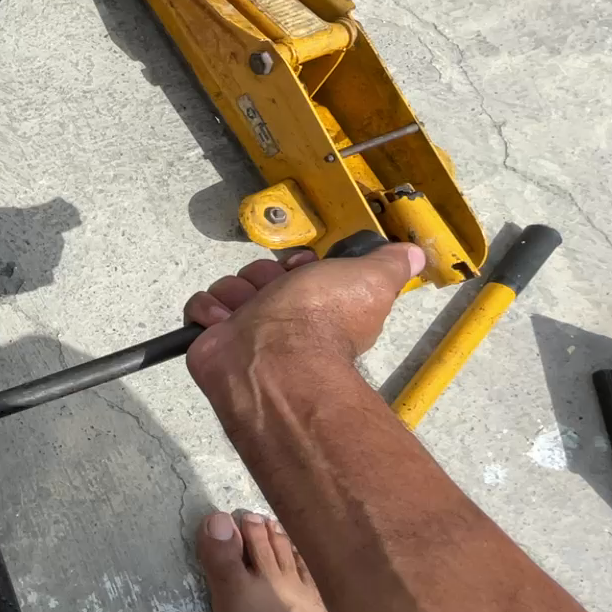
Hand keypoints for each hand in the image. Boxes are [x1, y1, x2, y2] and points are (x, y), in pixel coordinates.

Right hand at [182, 243, 425, 397]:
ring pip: (226, 287)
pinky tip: (223, 324)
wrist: (272, 358)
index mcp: (314, 302)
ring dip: (233, 295)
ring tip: (245, 317)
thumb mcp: (370, 280)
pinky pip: (199, 307)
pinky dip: (208, 312)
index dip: (294, 264)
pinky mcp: (210, 336)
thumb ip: (389, 263)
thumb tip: (413, 252)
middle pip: (256, 273)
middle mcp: (280, 315)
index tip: (301, 268)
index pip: (292, 268)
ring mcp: (243, 327)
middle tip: (272, 297)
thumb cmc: (319, 316)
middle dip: (261, 278)